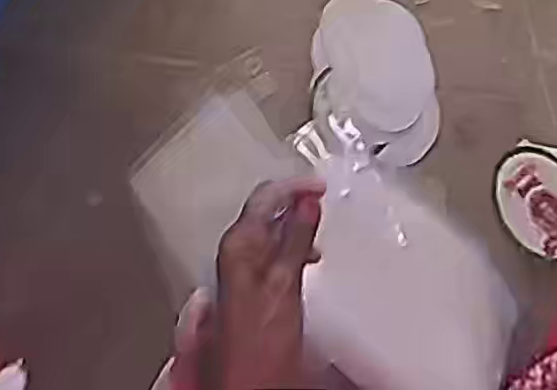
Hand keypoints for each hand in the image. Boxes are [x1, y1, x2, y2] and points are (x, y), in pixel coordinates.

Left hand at [205, 179, 324, 389]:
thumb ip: (297, 238)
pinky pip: (272, 249)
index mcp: (239, 244)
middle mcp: (235, 252)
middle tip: (321, 197)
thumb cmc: (259, 345)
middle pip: (266, 209)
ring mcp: (241, 270)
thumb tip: (308, 202)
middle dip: (294, 200)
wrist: (247, 388)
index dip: (295, 186)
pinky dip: (292, 243)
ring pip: (270, 228)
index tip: (320, 186)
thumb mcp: (285, 282)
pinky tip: (308, 252)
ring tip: (318, 222)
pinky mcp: (251, 287)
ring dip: (295, 222)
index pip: (267, 195)